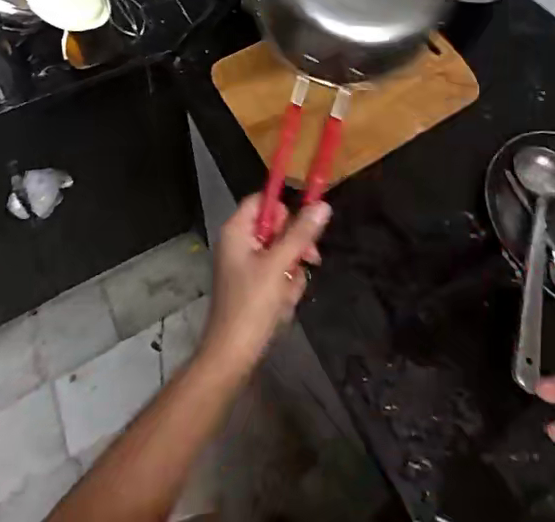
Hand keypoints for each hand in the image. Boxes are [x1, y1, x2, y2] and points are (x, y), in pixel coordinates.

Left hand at [199, 194, 330, 370]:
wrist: (232, 355)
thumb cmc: (252, 305)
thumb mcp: (279, 265)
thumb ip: (301, 234)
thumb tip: (322, 205)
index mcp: (237, 230)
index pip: (262, 200)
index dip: (284, 208)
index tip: (305, 223)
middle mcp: (239, 243)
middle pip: (276, 227)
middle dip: (295, 246)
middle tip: (311, 259)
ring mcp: (246, 265)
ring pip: (282, 252)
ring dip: (293, 272)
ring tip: (288, 293)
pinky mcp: (254, 286)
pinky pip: (279, 274)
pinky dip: (286, 287)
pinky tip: (283, 305)